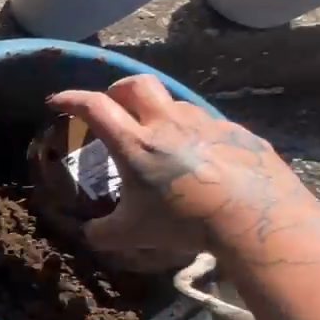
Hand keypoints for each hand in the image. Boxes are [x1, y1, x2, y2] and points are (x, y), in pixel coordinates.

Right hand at [46, 75, 319, 268]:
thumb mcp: (131, 234)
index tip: (57, 102)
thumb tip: (87, 231)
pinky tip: (198, 160)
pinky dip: (193, 135)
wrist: (261, 224)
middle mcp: (168, 125)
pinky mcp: (239, 134)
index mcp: (135, 144)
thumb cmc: (187, 225)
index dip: (70, 99)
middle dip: (117, 90)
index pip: (94, 106)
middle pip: (137, 84)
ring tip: (159, 140)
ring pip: (174, 103)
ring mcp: (208, 125)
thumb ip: (100, 231)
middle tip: (113, 108)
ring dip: (157, 114)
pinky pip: (208, 125)